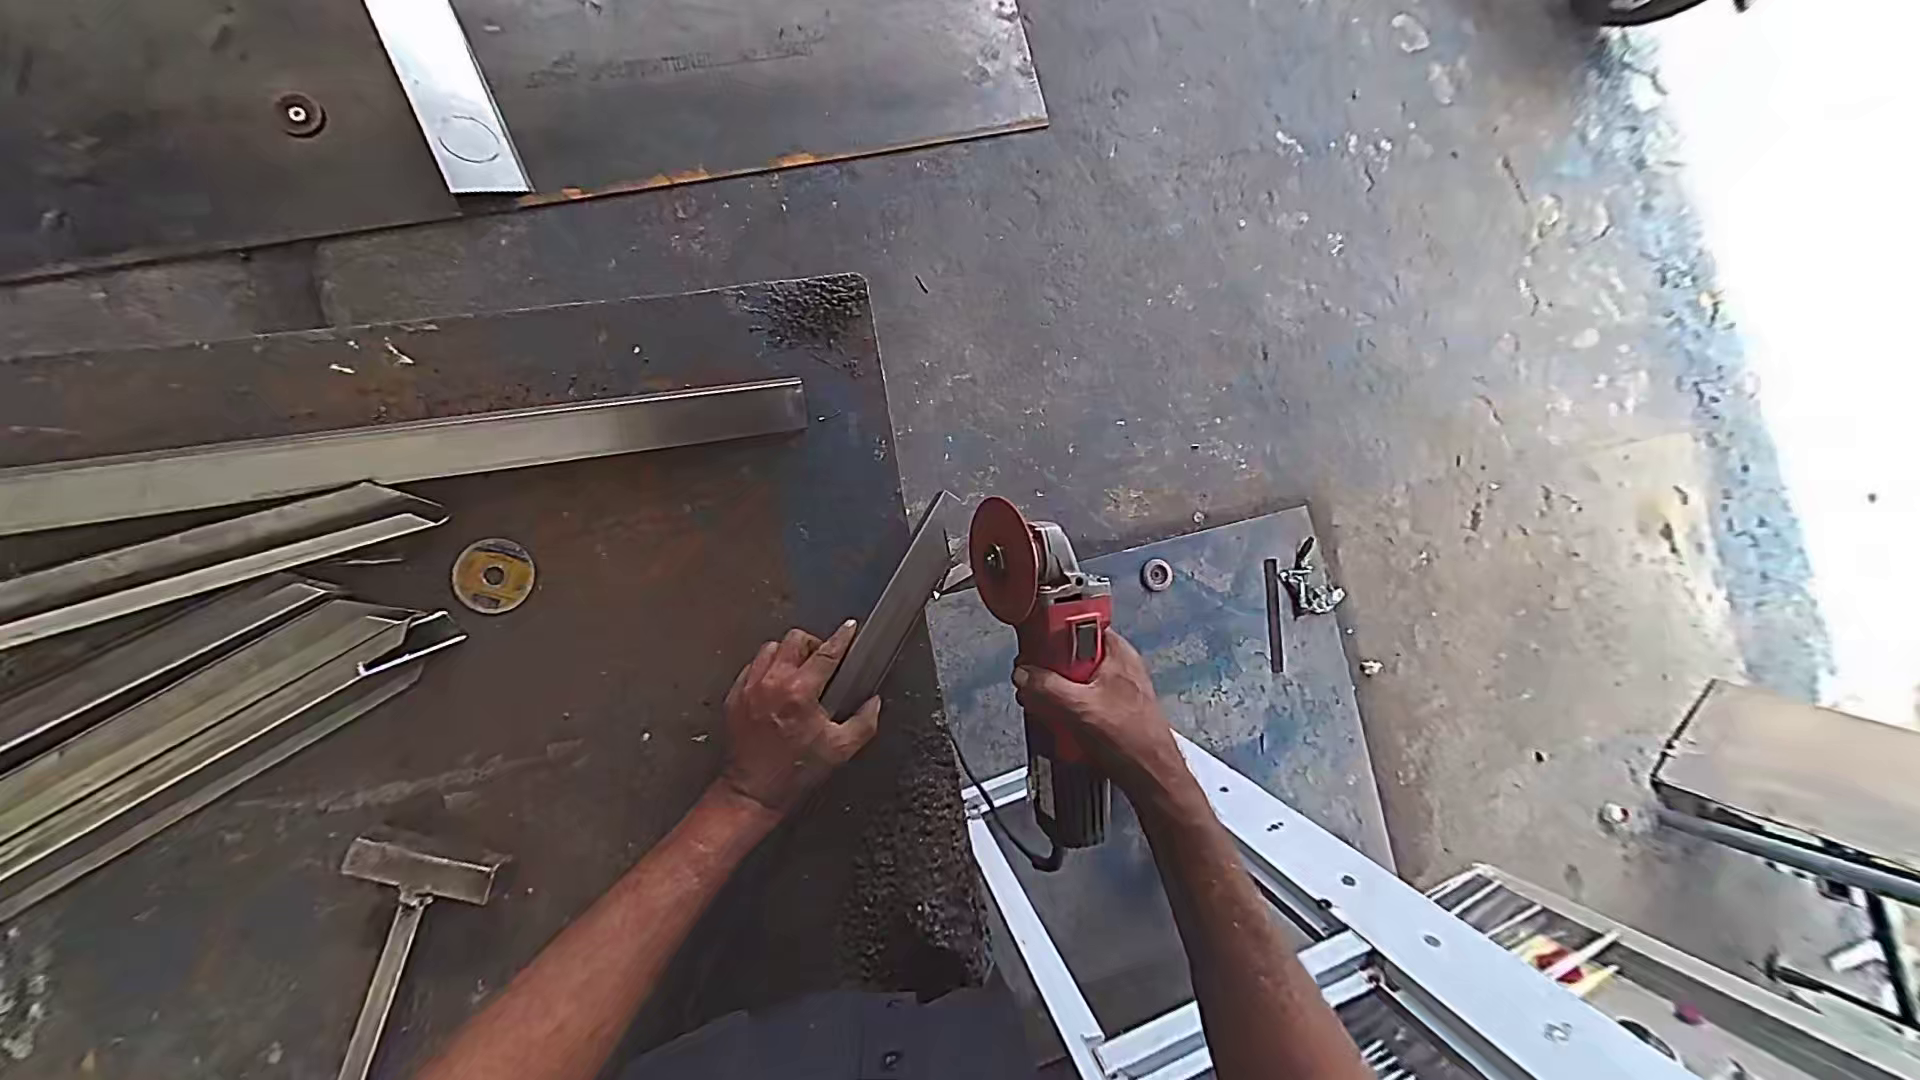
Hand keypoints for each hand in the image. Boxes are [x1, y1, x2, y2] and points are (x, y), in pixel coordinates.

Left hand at [717, 620, 880, 816]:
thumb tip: (874, 702)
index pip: (826, 652)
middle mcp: (772, 683)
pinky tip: (776, 685)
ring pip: (770, 648)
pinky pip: (752, 666)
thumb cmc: (793, 773)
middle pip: (795, 639)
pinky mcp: (734, 696)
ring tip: (797, 671)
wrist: (752, 792)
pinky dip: (766, 668)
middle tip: (821, 659)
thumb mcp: (840, 750)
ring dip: (787, 654)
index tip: (849, 628)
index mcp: (800, 693)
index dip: (841, 637)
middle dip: (813, 644)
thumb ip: (864, 723)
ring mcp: (749, 688)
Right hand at [1012, 629, 1197, 812]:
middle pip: (1069, 655)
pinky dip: (1066, 709)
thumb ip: (1047, 686)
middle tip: (1036, 686)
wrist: (1152, 778)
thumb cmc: (1133, 740)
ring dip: (1054, 694)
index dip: (1052, 634)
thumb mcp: (1080, 707)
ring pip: (1072, 679)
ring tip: (1046, 709)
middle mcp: (1116, 664)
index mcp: (1116, 651)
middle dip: (1048, 672)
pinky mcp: (1109, 708)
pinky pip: (1079, 699)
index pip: (1077, 624)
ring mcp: (1114, 687)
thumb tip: (1024, 674)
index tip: (1033, 647)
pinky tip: (1061, 725)